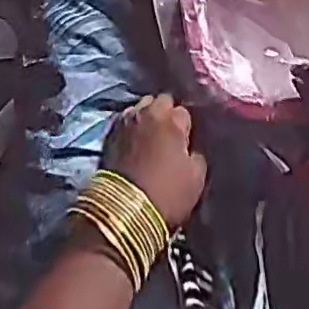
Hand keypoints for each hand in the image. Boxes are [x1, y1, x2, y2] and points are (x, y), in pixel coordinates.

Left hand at [102, 94, 207, 228]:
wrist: (125, 208)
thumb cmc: (167, 194)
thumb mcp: (196, 179)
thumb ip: (197, 156)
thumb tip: (191, 148)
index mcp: (172, 121)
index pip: (183, 112)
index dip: (186, 127)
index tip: (185, 140)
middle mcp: (148, 113)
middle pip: (161, 100)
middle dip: (167, 112)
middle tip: (169, 132)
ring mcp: (127, 119)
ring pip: (141, 105)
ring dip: (148, 115)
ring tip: (151, 132)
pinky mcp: (111, 130)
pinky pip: (125, 118)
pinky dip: (132, 123)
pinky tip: (134, 136)